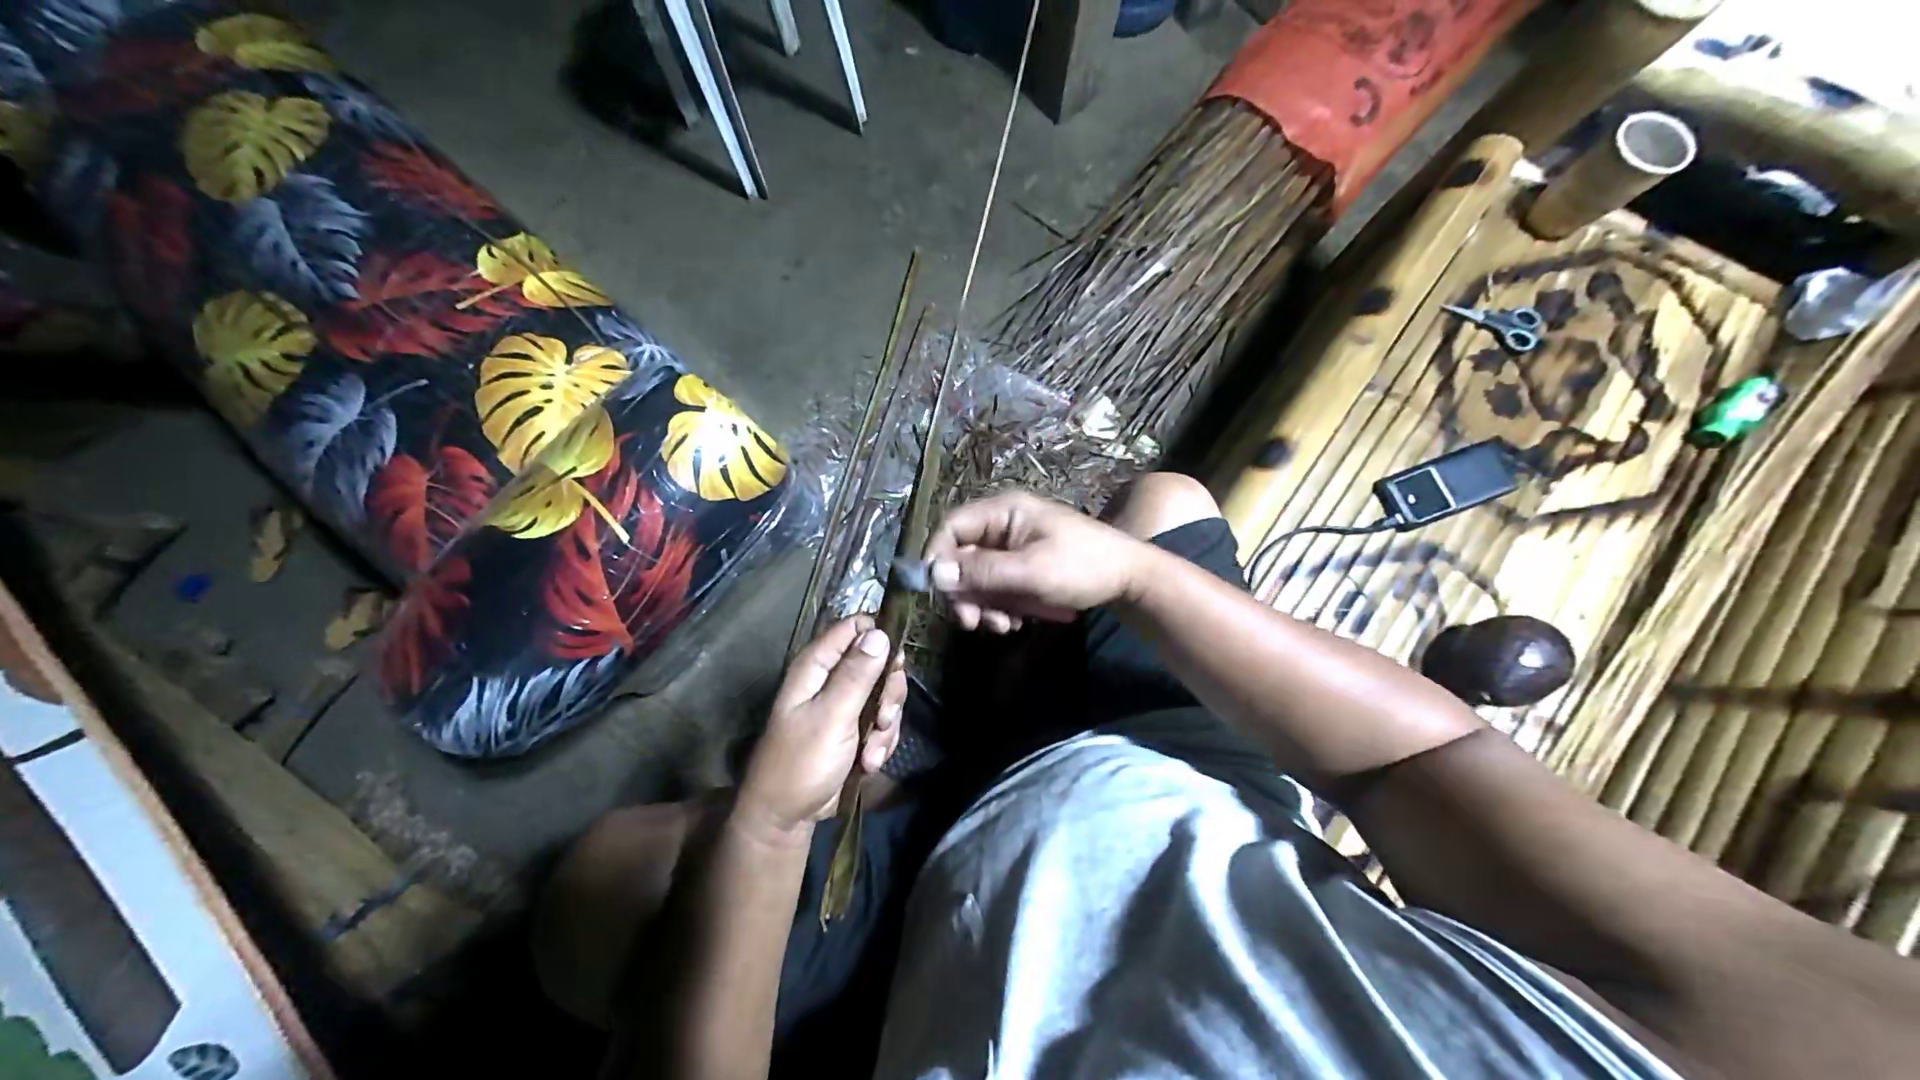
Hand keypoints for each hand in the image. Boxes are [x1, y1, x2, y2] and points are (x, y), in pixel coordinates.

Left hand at [737, 616, 907, 841]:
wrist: (786, 816)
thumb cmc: (801, 762)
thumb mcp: (832, 716)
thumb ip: (857, 674)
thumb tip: (879, 632)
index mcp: (817, 666)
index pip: (855, 628)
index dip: (879, 639)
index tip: (895, 665)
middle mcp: (831, 679)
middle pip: (878, 663)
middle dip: (888, 694)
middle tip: (883, 719)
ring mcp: (843, 705)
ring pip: (884, 696)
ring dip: (885, 726)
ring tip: (869, 753)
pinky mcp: (854, 729)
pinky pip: (881, 723)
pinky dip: (880, 743)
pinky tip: (868, 763)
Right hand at [923, 492, 1152, 632]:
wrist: (1130, 580)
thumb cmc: (1082, 566)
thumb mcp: (1030, 571)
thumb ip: (982, 572)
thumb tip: (935, 574)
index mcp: (1004, 512)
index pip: (951, 527)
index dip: (938, 557)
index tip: (935, 591)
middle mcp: (1003, 526)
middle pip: (961, 558)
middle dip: (965, 593)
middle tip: (972, 622)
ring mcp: (1013, 549)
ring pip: (977, 579)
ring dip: (984, 606)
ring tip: (1005, 626)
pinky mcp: (1022, 569)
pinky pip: (997, 589)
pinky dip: (1001, 608)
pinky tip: (1018, 622)